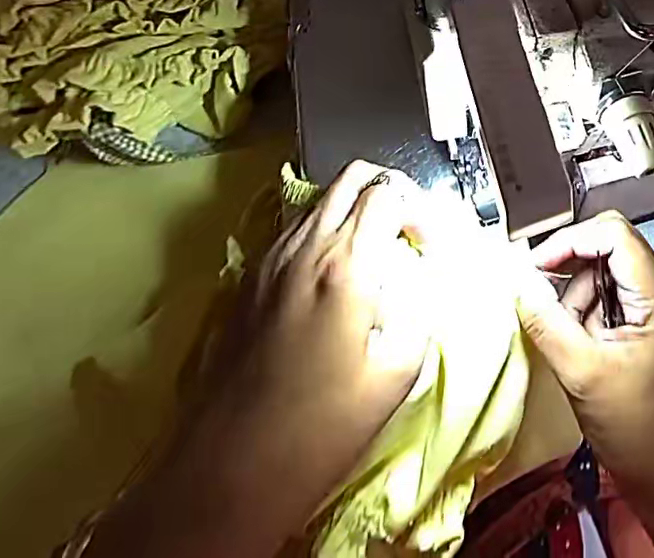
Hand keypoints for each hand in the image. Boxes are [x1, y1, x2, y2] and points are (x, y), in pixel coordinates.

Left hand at [90, 162, 432, 557]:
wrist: (225, 475)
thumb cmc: (319, 429)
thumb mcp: (395, 374)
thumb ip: (421, 314)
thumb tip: (426, 287)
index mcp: (346, 265)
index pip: (389, 193)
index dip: (420, 209)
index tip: (428, 247)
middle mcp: (305, 248)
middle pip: (352, 178)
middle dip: (389, 190)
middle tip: (405, 229)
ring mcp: (269, 261)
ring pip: (320, 198)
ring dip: (354, 208)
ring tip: (374, 250)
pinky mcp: (247, 281)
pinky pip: (294, 228)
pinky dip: (324, 229)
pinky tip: (335, 272)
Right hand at [514, 214, 653, 556]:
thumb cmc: (637, 427)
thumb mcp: (582, 372)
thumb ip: (547, 322)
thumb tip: (520, 285)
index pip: (613, 233)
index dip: (571, 240)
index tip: (538, 264)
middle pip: (607, 243)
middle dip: (570, 267)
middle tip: (543, 295)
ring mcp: (652, 299)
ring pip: (601, 266)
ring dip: (575, 294)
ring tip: (574, 338)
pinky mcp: (641, 314)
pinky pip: (603, 290)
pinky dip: (583, 308)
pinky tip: (582, 340)